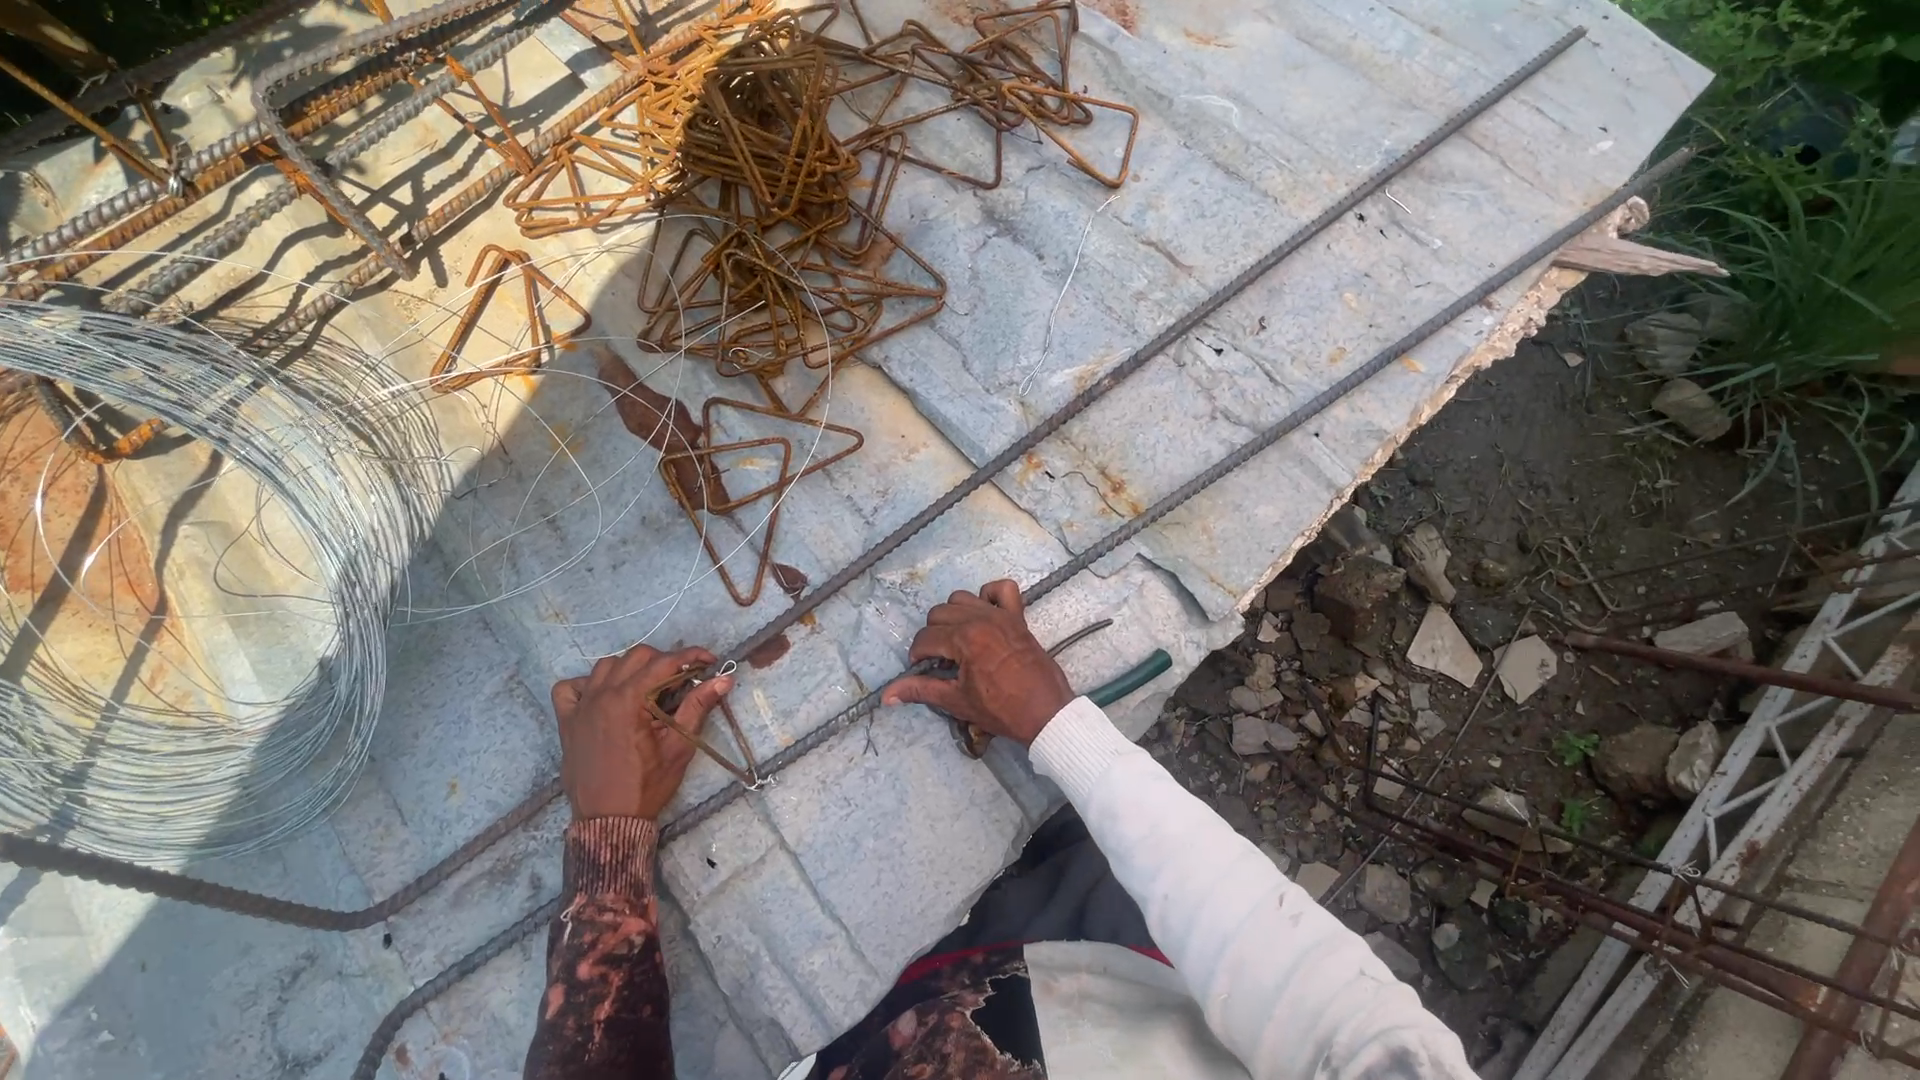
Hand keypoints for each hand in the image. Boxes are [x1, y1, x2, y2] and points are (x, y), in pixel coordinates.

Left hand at [551, 645, 733, 820]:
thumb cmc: (647, 786)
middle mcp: (601, 695)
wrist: (608, 820)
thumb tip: (725, 679)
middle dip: (664, 660)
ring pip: (605, 666)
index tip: (710, 662)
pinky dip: (586, 684)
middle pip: (636, 656)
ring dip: (630, 668)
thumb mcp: (679, 746)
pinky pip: (569, 688)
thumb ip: (698, 706)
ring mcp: (580, 707)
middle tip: (683, 679)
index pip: (664, 662)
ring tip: (648, 686)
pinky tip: (603, 696)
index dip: (691, 656)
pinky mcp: (566, 721)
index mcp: (629, 700)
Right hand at [882, 580, 1073, 745]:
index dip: (917, 656)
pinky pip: (1003, 589)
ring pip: (963, 598)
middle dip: (932, 636)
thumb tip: (887, 695)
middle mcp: (981, 619)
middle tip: (940, 660)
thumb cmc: (1001, 710)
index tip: (922, 670)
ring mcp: (1002, 615)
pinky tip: (984, 615)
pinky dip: (990, 595)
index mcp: (964, 639)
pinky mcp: (1019, 617)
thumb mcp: (956, 701)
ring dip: (954, 616)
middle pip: (939, 614)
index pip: (925, 638)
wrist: (1045, 714)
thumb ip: (920, 691)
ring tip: (958, 640)